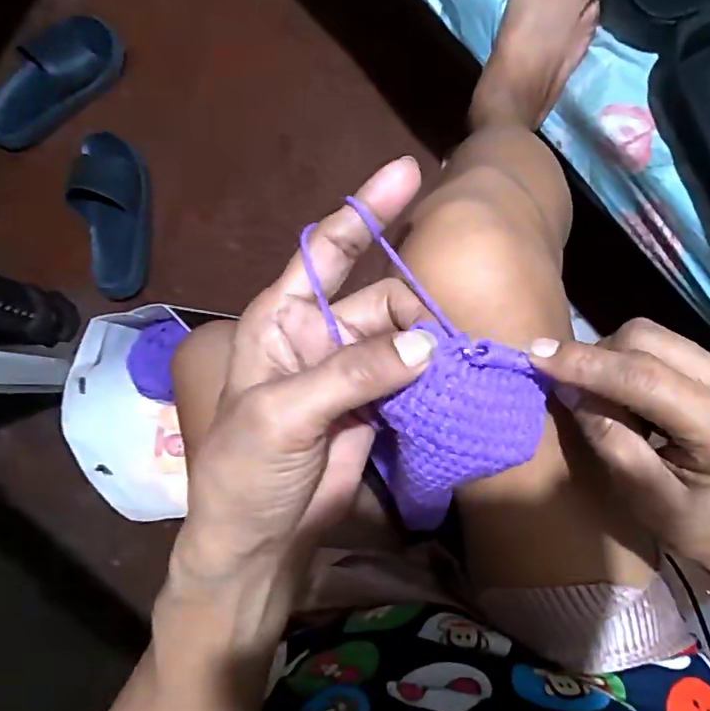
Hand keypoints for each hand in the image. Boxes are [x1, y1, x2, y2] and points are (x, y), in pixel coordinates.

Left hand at [174, 157, 434, 595]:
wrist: (262, 539)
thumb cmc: (246, 470)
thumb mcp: (283, 414)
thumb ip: (351, 374)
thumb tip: (426, 343)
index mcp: (281, 319)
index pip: (325, 250)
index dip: (364, 209)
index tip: (409, 171)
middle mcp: (318, 335)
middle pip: (379, 297)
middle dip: (417, 303)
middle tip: (451, 333)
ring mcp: (350, 371)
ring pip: (403, 337)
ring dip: (432, 343)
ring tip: (463, 357)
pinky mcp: (375, 406)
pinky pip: (413, 377)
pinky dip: (434, 376)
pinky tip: (458, 378)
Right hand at [529, 318, 709, 601]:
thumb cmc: (689, 523)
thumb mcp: (639, 492)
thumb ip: (606, 436)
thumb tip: (568, 385)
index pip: (646, 380)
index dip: (587, 364)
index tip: (536, 355)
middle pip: (648, 342)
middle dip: (599, 361)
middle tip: (579, 397)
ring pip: (655, 337)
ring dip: (617, 361)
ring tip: (616, 406)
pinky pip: (667, 344)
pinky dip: (637, 364)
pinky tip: (640, 399)